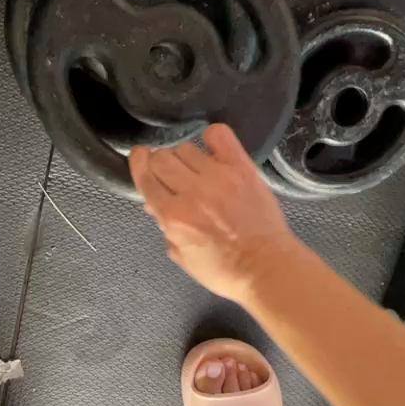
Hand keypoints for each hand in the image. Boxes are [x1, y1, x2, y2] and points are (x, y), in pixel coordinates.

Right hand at [130, 124, 301, 303]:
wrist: (266, 268)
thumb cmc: (225, 270)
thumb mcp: (183, 256)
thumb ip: (165, 228)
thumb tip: (153, 204)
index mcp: (174, 216)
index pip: (145, 177)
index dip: (138, 163)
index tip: (139, 157)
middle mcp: (192, 192)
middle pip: (162, 158)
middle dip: (158, 163)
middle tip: (168, 173)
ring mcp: (218, 177)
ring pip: (186, 148)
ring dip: (183, 157)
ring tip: (192, 169)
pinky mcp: (242, 169)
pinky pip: (219, 136)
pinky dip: (211, 137)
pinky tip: (211, 149)